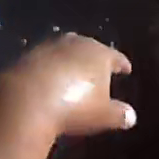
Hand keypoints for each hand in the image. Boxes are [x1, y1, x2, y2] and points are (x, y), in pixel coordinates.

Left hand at [0, 33, 136, 138]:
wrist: (28, 98)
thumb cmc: (75, 107)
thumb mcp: (104, 115)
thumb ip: (119, 114)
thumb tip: (130, 115)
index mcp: (99, 54)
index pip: (115, 56)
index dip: (121, 63)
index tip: (126, 68)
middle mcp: (75, 43)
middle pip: (89, 47)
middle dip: (95, 57)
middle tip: (100, 68)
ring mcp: (50, 45)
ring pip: (67, 48)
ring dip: (72, 58)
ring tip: (76, 70)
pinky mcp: (29, 53)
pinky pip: (47, 57)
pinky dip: (52, 64)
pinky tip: (52, 75)